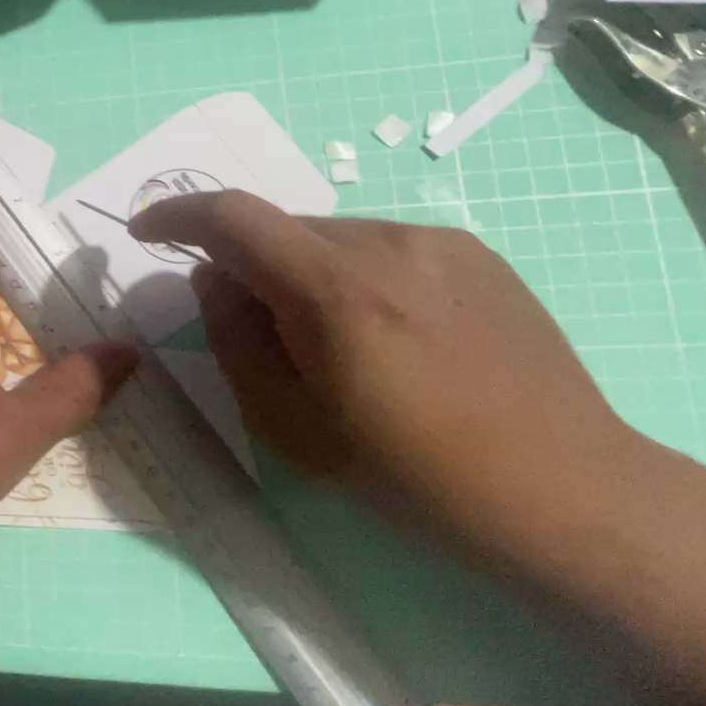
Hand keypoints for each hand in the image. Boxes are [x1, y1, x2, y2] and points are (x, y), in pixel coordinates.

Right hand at [133, 191, 638, 532]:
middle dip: (244, 265)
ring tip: (325, 344)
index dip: (176, 215)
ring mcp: (440, 244)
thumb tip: (214, 277)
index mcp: (333, 291)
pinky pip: (380, 248)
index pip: (232, 218)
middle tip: (250, 331)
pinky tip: (382, 337)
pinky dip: (349, 276)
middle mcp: (387, 245)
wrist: (560, 489)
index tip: (144, 233)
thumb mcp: (284, 422)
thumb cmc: (405, 472)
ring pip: (330, 239)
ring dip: (299, 273)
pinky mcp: (476, 256)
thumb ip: (233, 338)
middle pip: (281, 230)